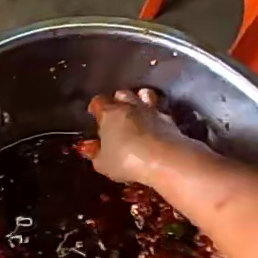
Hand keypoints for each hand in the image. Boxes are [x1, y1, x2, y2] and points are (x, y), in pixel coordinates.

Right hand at [79, 88, 210, 184]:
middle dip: (117, 100)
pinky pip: (159, 110)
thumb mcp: (102, 163)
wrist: (166, 161)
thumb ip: (94, 153)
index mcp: (109, 114)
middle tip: (114, 114)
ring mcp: (151, 111)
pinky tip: (153, 125)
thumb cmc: (126, 161)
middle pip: (121, 94)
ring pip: (144, 94)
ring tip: (136, 110)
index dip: (95, 107)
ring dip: (139, 99)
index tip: (94, 115)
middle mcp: (129, 107)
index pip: (98, 101)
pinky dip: (155, 115)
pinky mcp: (169, 119)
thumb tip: (88, 146)